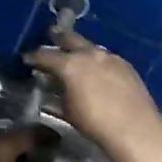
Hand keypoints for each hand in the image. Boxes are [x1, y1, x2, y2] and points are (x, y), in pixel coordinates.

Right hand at [26, 29, 161, 160]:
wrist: (135, 127)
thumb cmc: (95, 123)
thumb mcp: (68, 111)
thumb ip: (57, 95)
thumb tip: (52, 88)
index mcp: (69, 65)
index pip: (45, 55)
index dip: (33, 57)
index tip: (27, 58)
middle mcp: (89, 54)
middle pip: (70, 38)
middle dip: (58, 36)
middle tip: (52, 34)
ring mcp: (110, 57)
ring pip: (90, 47)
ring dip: (80, 48)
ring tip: (75, 53)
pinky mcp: (125, 64)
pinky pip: (106, 57)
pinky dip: (97, 60)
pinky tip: (97, 68)